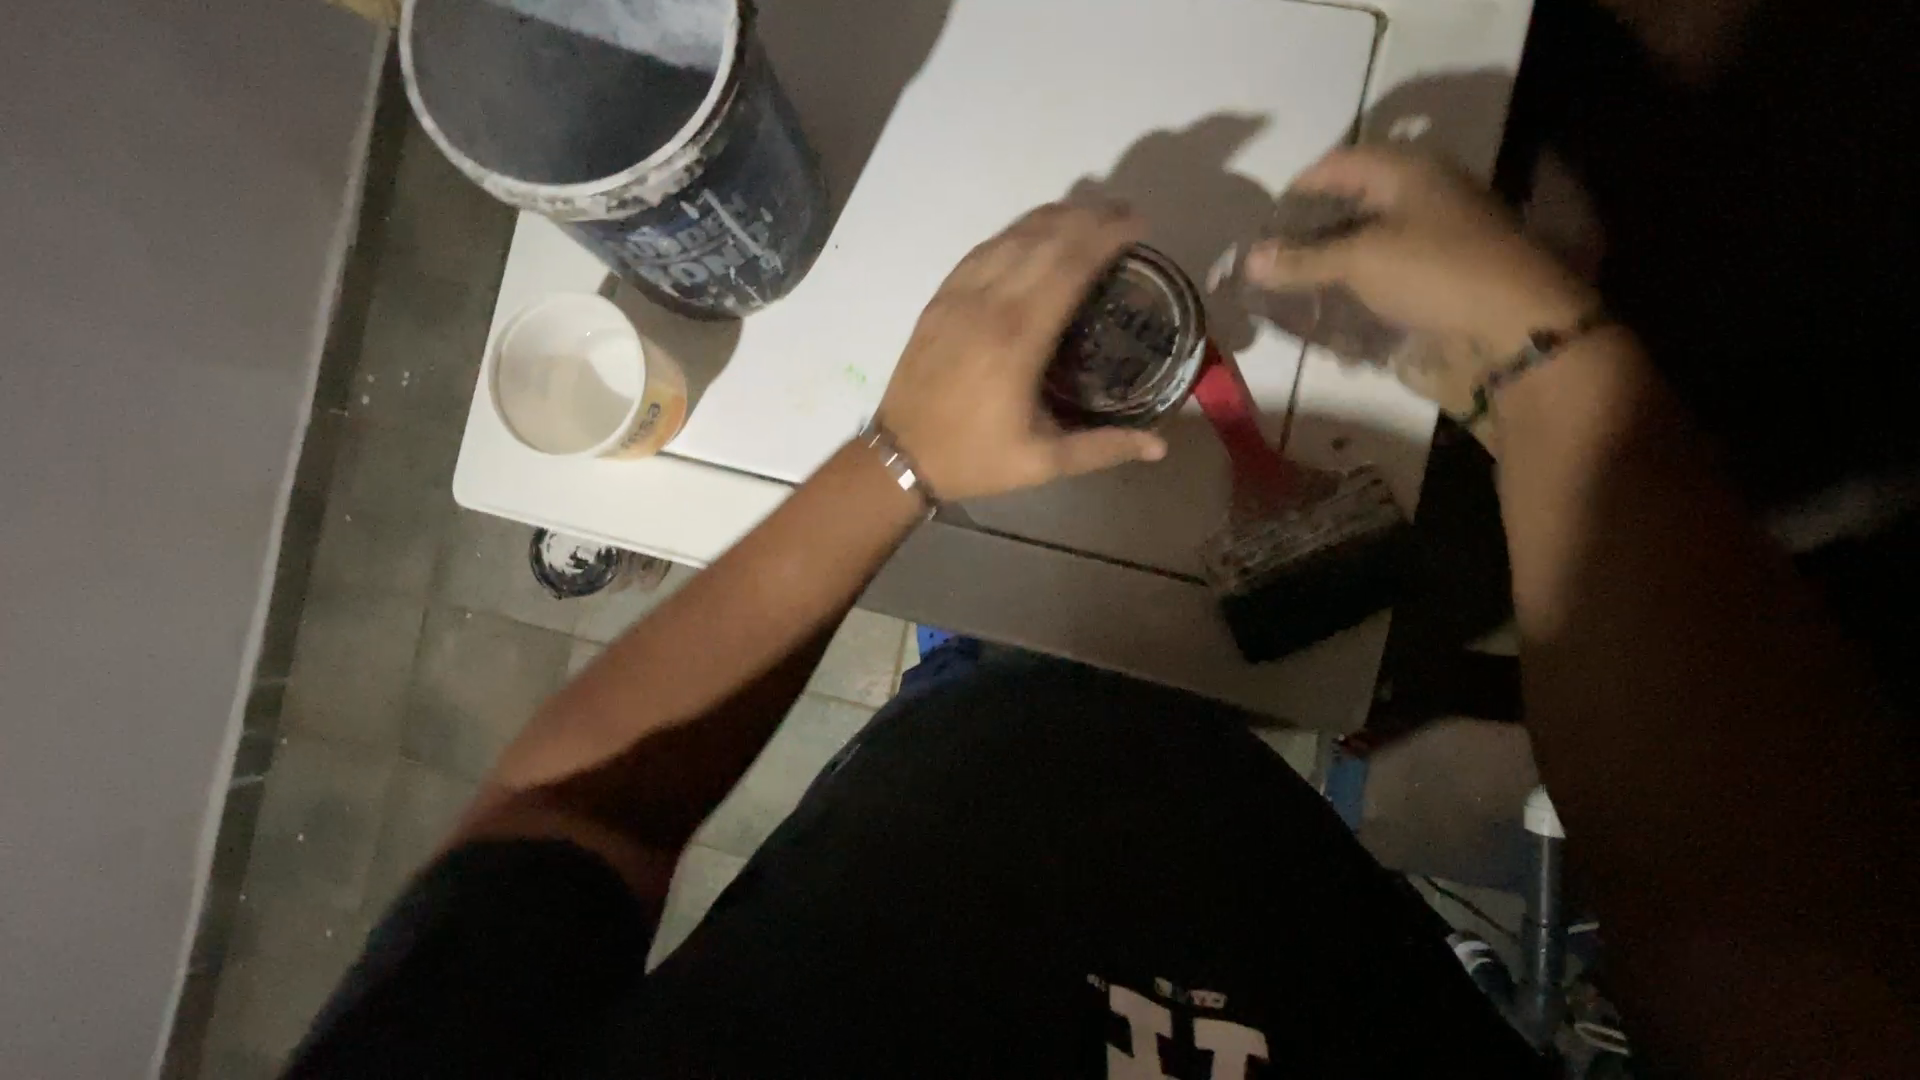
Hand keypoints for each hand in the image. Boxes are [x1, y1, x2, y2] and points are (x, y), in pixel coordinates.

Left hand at [877, 201, 1168, 500]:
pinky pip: (982, 250)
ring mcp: (958, 296)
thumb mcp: (1043, 462)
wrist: (901, 456)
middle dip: (1089, 217)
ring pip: (1011, 236)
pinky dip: (1015, 233)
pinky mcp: (939, 299)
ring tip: (1088, 216)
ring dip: (1053, 218)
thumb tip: (1161, 446)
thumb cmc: (974, 459)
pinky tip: (1033, 233)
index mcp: (1018, 337)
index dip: (1107, 234)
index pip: (1070, 263)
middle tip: (1124, 214)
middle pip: (1045, 238)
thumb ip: (1104, 448)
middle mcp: (988, 303)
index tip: (1139, 224)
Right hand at [1244, 147, 1598, 416]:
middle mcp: (1419, 201)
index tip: (1262, 222)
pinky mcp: (1430, 287)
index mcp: (1408, 174)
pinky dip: (1347, 302)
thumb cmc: (1437, 273)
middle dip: (1306, 236)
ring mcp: (1428, 245)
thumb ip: (1303, 259)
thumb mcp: (1361, 260)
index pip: (1338, 164)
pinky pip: (1375, 288)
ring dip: (1323, 274)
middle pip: (1348, 209)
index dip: (1298, 188)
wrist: (1511, 331)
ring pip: (1359, 251)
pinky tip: (1320, 321)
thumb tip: (1250, 259)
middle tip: (1267, 262)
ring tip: (1283, 295)